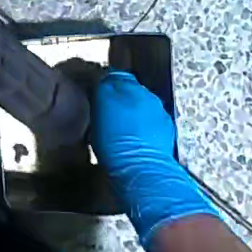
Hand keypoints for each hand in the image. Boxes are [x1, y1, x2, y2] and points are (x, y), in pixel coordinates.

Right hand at [91, 71, 218, 247]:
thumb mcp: (100, 107)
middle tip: (98, 110)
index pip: (116, 76)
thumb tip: (101, 77)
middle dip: (115, 99)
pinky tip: (123, 143)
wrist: (142, 175)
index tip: (91, 89)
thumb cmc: (120, 143)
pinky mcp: (161, 144)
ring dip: (125, 117)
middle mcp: (152, 104)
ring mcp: (159, 124)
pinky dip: (134, 134)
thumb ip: (102, 87)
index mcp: (136, 91)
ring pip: (138, 112)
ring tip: (109, 129)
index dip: (101, 82)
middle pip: (129, 94)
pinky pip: (144, 132)